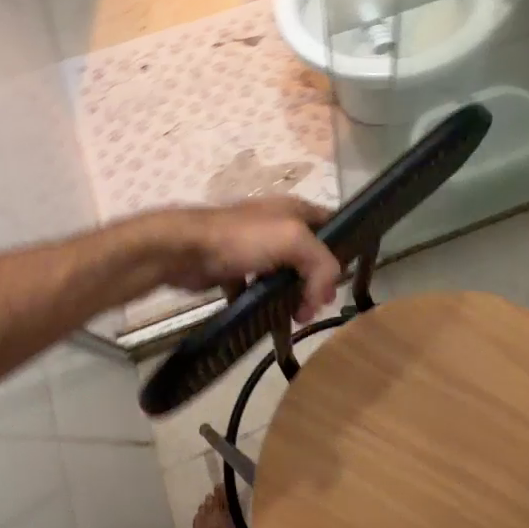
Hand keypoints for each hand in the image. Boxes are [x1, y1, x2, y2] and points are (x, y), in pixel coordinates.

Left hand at [146, 197, 339, 322]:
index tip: (341, 282)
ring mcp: (256, 247)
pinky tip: (269, 317)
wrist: (185, 250)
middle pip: (311, 255)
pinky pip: (259, 287)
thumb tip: (324, 294)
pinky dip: (266, 302)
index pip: (333, 225)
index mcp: (295, 210)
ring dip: (294, 295)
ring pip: (286, 273)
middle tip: (315, 307)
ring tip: (296, 317)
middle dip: (318, 282)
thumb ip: (321, 263)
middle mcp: (279, 225)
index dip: (343, 250)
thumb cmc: (242, 239)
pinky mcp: (236, 268)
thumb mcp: (293, 240)